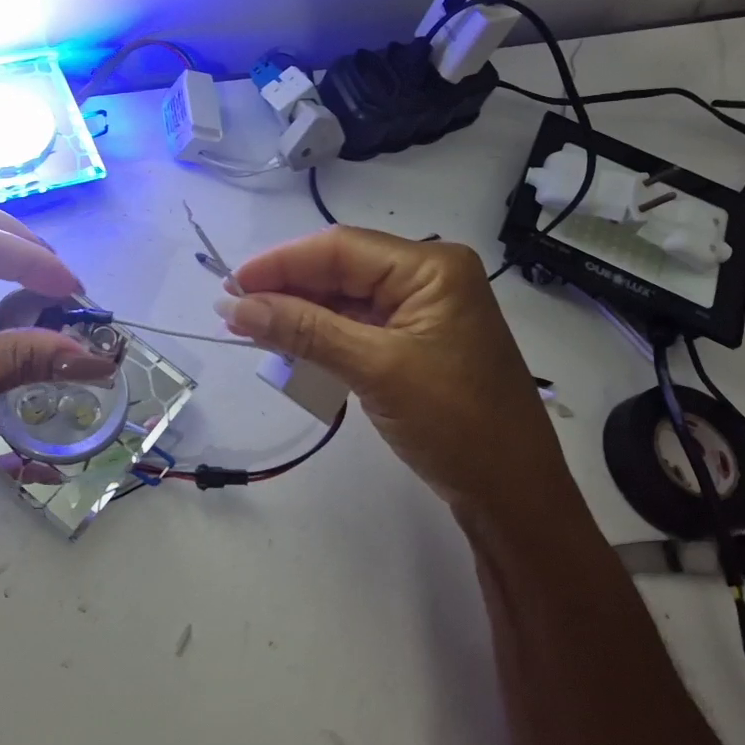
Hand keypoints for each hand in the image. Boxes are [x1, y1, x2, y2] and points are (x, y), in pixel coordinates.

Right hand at [213, 226, 566, 514]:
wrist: (514, 495)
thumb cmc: (455, 423)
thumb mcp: (375, 370)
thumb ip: (304, 331)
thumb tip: (236, 307)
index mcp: (431, 268)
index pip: (340, 249)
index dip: (280, 263)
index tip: (230, 285)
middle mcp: (428, 278)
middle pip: (341, 270)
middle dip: (286, 289)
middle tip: (233, 311)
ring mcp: (423, 312)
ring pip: (345, 299)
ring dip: (299, 314)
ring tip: (250, 328)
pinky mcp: (415, 343)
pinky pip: (357, 327)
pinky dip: (322, 336)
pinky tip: (288, 346)